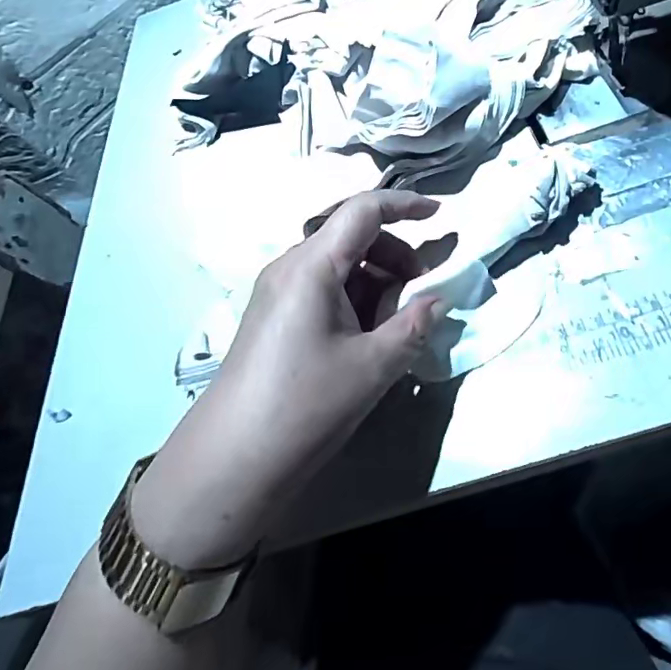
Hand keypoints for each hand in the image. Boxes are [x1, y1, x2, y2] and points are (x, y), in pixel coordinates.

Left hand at [129, 190, 444, 568]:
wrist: (229, 464)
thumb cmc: (305, 405)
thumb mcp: (375, 365)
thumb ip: (415, 324)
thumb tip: (439, 300)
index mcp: (311, 267)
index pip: (363, 210)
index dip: (405, 205)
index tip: (440, 214)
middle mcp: (290, 268)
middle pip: (352, 235)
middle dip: (395, 253)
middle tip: (420, 290)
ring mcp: (279, 293)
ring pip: (341, 263)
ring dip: (378, 279)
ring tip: (397, 322)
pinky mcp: (276, 317)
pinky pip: (326, 287)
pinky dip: (358, 297)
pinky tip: (371, 336)